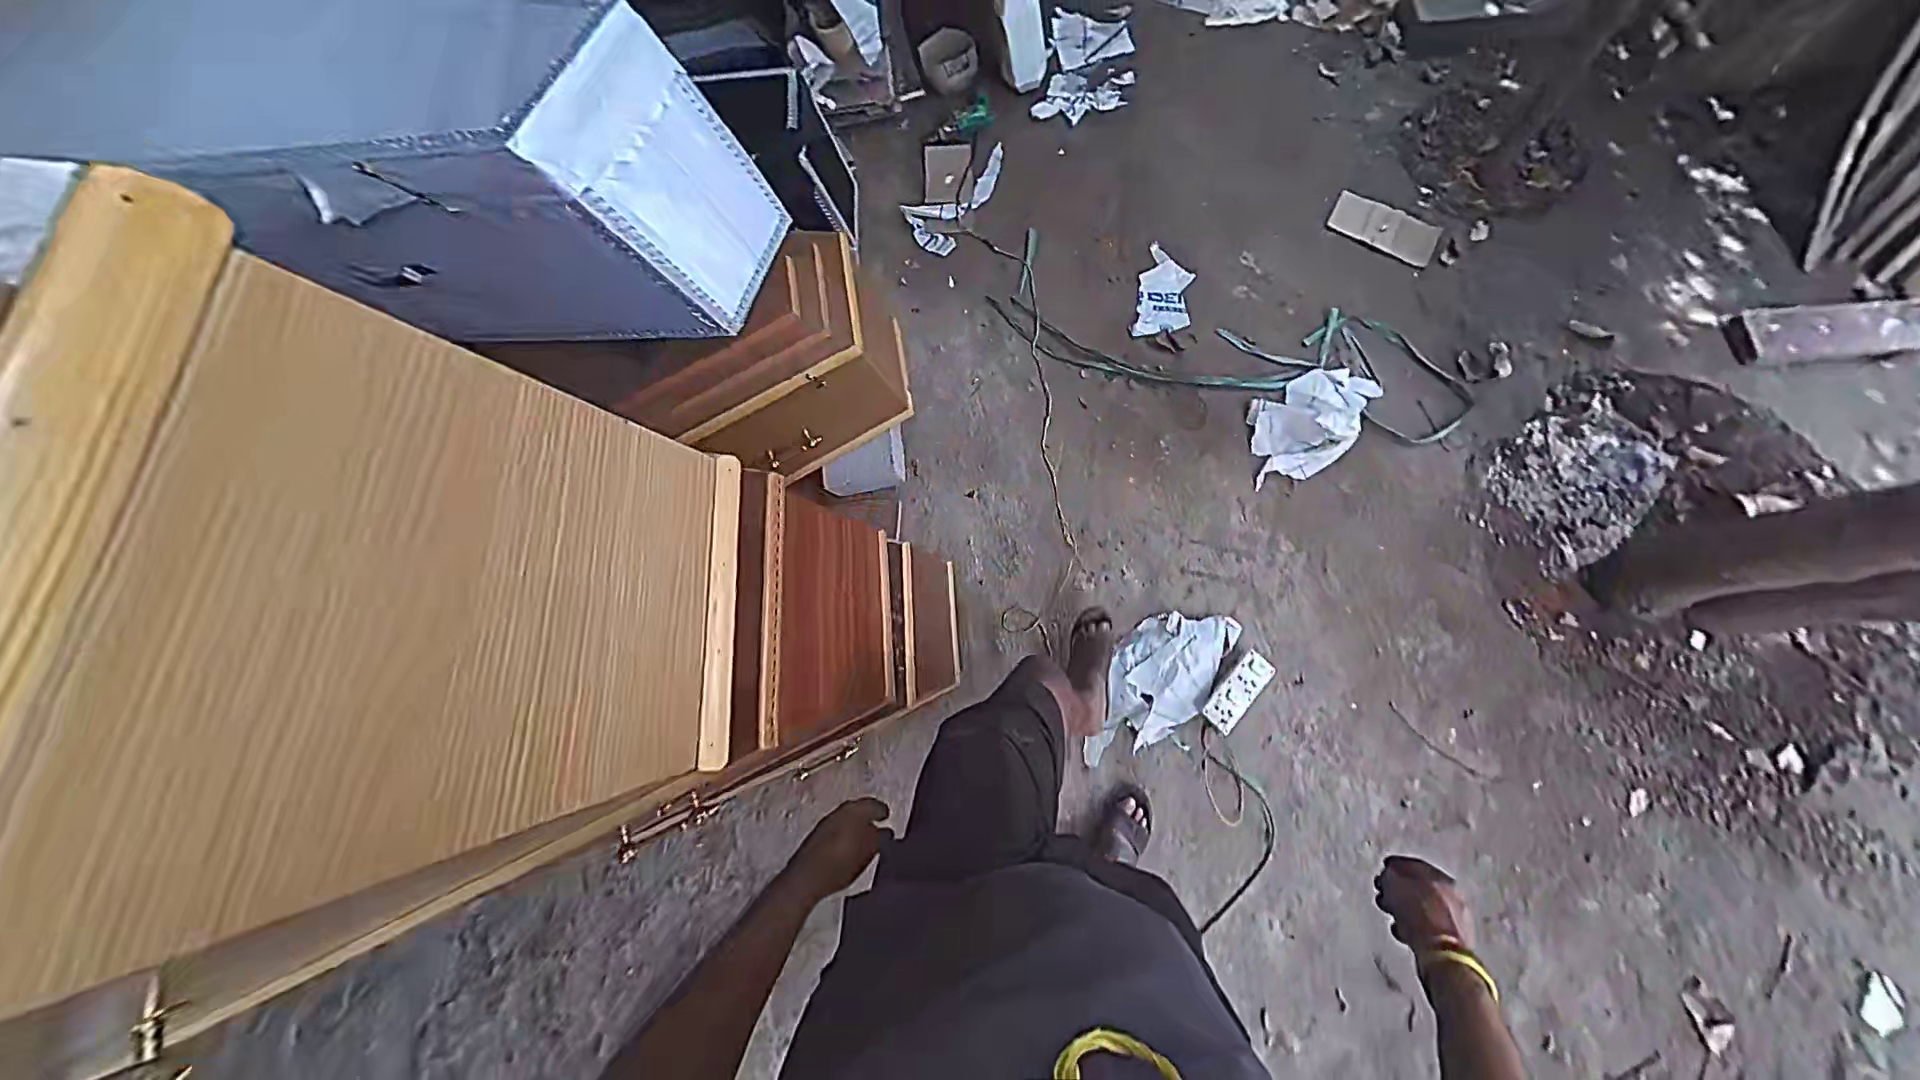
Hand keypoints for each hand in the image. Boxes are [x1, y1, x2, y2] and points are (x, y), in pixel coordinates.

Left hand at [784, 798, 891, 901]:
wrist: (806, 877)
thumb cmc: (842, 862)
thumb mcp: (869, 851)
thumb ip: (879, 838)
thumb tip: (884, 832)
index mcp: (855, 809)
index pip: (874, 805)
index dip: (882, 811)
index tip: (887, 815)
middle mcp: (839, 811)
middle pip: (858, 810)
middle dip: (868, 816)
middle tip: (877, 825)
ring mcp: (825, 823)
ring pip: (846, 819)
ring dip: (855, 825)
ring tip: (864, 839)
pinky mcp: (815, 837)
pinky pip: (836, 829)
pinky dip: (844, 833)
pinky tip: (847, 847)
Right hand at [1374, 855, 1474, 951]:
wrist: (1438, 949)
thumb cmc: (1418, 910)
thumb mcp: (1393, 879)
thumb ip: (1391, 872)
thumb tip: (1390, 875)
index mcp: (1444, 879)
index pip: (1414, 866)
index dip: (1394, 869)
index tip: (1382, 875)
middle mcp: (1456, 899)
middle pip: (1419, 889)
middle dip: (1399, 893)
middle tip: (1385, 896)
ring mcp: (1457, 923)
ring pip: (1421, 910)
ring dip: (1405, 912)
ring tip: (1393, 916)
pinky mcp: (1452, 944)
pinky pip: (1425, 930)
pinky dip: (1413, 929)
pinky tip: (1404, 931)